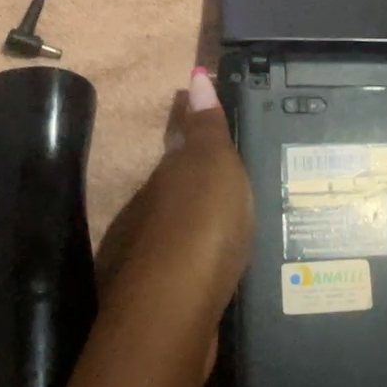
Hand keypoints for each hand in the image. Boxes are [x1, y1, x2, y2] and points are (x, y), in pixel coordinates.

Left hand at [38, 68, 251, 386]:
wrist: (176, 312)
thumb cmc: (201, 224)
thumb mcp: (213, 164)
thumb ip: (206, 126)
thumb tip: (193, 74)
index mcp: (164, 178)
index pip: (179, 149)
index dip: (197, 139)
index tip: (217, 135)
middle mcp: (148, 215)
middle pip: (175, 193)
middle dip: (200, 189)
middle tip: (238, 187)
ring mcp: (148, 260)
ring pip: (177, 234)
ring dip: (200, 230)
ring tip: (237, 231)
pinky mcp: (160, 301)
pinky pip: (184, 271)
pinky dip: (200, 266)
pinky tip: (220, 272)